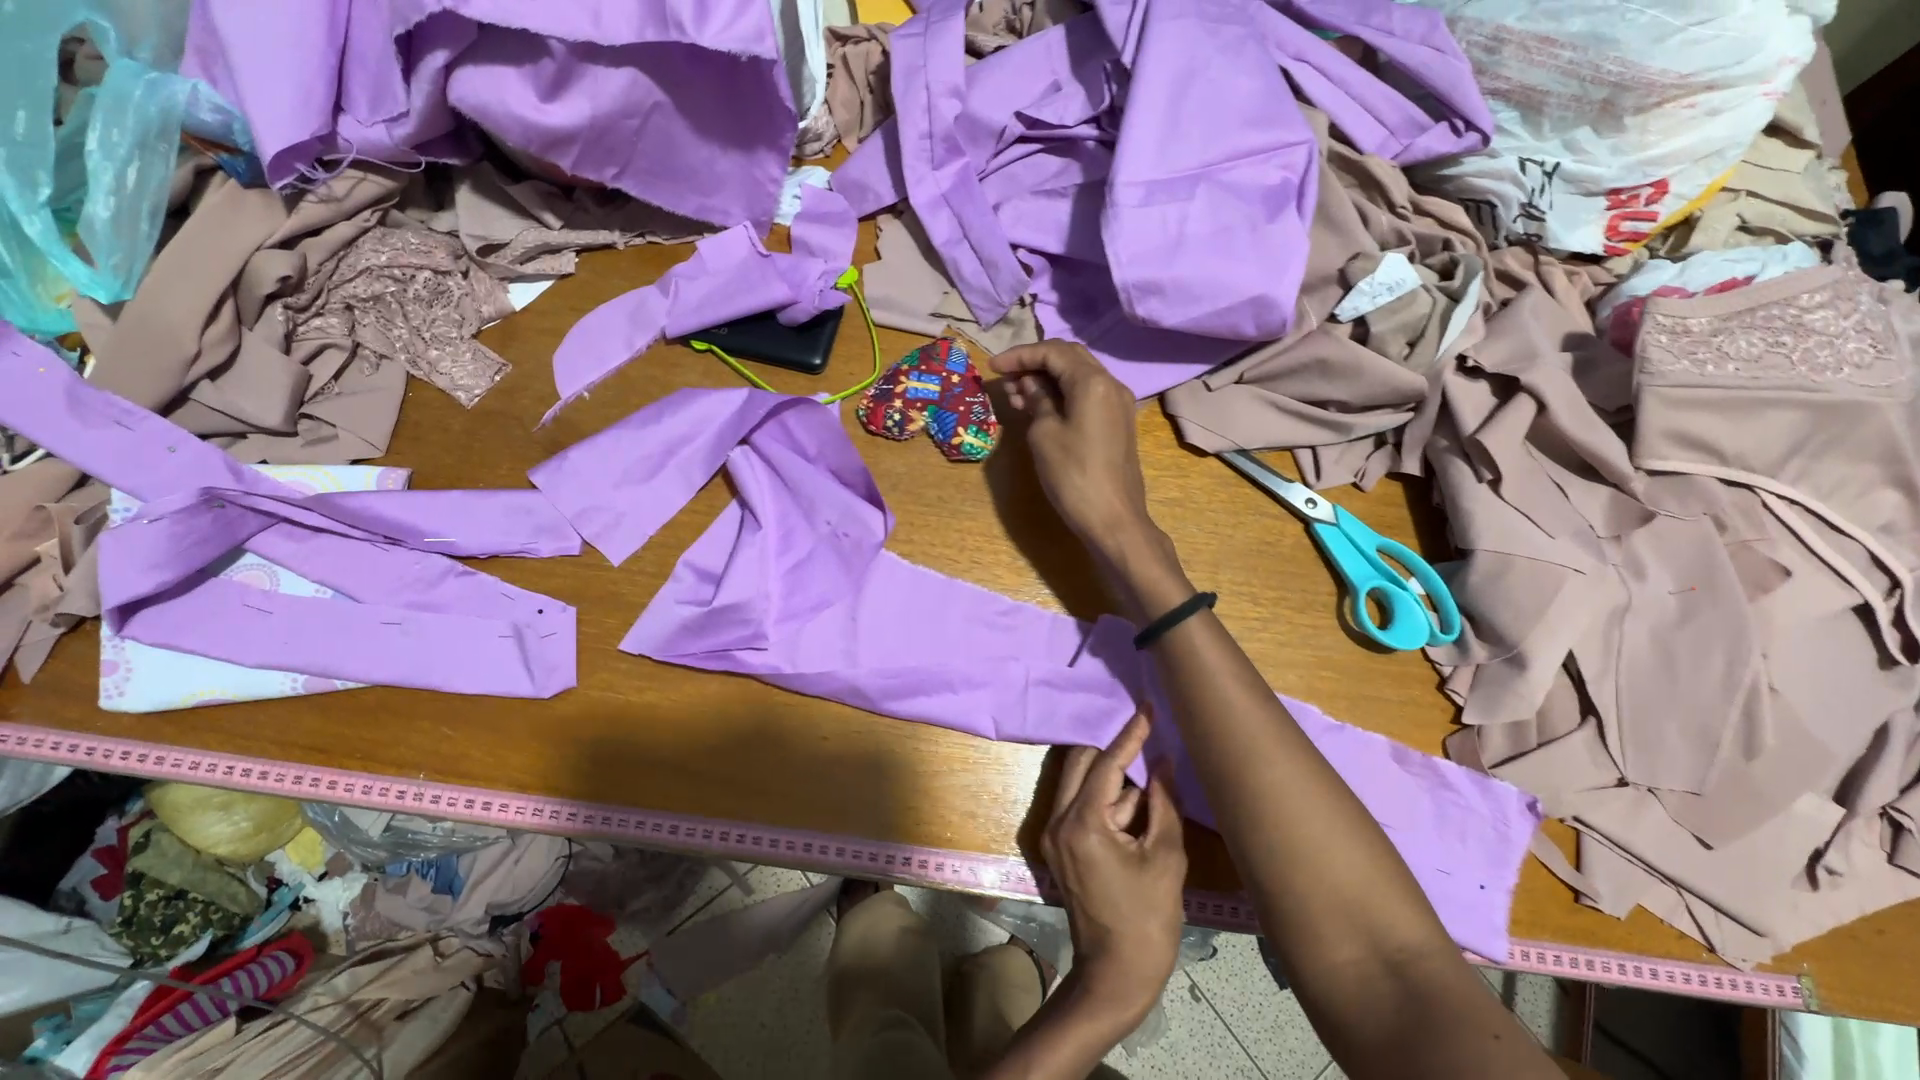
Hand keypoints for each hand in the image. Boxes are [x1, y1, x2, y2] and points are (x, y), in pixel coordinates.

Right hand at [993, 341, 1154, 554]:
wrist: (1113, 519)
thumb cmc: (1073, 476)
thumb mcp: (1044, 434)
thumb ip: (1037, 400)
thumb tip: (1032, 385)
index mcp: (1092, 382)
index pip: (1053, 352)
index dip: (1020, 355)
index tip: (993, 367)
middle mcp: (1111, 384)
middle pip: (1069, 358)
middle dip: (1034, 364)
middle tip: (1005, 379)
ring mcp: (1118, 404)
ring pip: (1078, 377)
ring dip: (1047, 380)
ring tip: (1015, 397)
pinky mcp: (1117, 423)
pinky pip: (1086, 396)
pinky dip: (1062, 395)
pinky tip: (1039, 409)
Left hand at [1042, 713, 1188, 1026]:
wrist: (1115, 972)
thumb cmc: (1148, 918)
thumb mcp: (1166, 856)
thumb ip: (1163, 802)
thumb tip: (1163, 762)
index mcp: (1083, 822)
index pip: (1107, 763)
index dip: (1130, 735)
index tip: (1146, 708)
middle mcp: (1058, 821)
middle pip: (1081, 763)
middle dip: (1113, 753)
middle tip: (1147, 746)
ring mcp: (1054, 835)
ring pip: (1080, 785)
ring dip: (1113, 784)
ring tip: (1150, 804)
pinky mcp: (1059, 849)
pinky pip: (1079, 807)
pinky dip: (1105, 803)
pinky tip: (1137, 817)